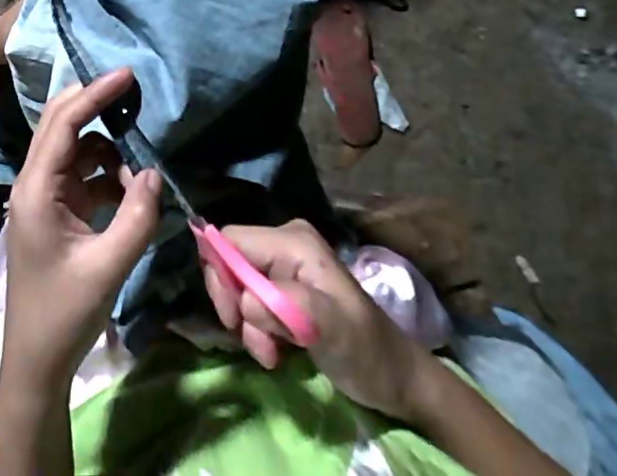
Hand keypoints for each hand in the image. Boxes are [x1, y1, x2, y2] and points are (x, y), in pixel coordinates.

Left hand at [0, 67, 161, 385]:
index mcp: (37, 190)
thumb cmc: (64, 313)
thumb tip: (154, 172)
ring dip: (110, 149)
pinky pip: (86, 175)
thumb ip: (137, 217)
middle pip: (62, 124)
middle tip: (133, 92)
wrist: (37, 361)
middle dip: (96, 104)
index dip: (93, 94)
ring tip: (141, 169)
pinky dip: (110, 174)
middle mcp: (36, 183)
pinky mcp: (59, 210)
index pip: (63, 124)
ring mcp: (46, 196)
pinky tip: (133, 191)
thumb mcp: (108, 267)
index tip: (127, 75)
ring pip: (78, 149)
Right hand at [202, 219, 434, 419]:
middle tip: (260, 345)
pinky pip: (249, 301)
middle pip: (229, 262)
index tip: (235, 319)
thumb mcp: (332, 328)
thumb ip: (288, 306)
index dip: (221, 277)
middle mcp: (284, 243)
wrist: (395, 376)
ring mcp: (284, 265)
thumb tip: (246, 298)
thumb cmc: (366, 350)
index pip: (230, 240)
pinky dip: (256, 329)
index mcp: (292, 241)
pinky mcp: (284, 288)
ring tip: (273, 354)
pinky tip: (276, 350)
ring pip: (237, 287)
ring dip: (248, 326)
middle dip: (236, 306)